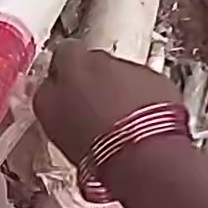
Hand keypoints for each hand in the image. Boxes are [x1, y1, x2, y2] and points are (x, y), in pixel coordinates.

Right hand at [35, 39, 185, 162]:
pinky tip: (134, 125)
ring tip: (112, 123)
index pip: (62, 53)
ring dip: (116, 92)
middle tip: (87, 108)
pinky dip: (140, 101)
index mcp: (70, 64)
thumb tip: (48, 87)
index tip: (62, 86)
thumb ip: (47, 94)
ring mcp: (134, 69)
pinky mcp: (160, 83)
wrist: (139, 153)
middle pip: (94, 62)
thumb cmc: (90, 140)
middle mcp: (103, 60)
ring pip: (121, 75)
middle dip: (91, 80)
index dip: (62, 70)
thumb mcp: (49, 118)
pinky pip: (145, 87)